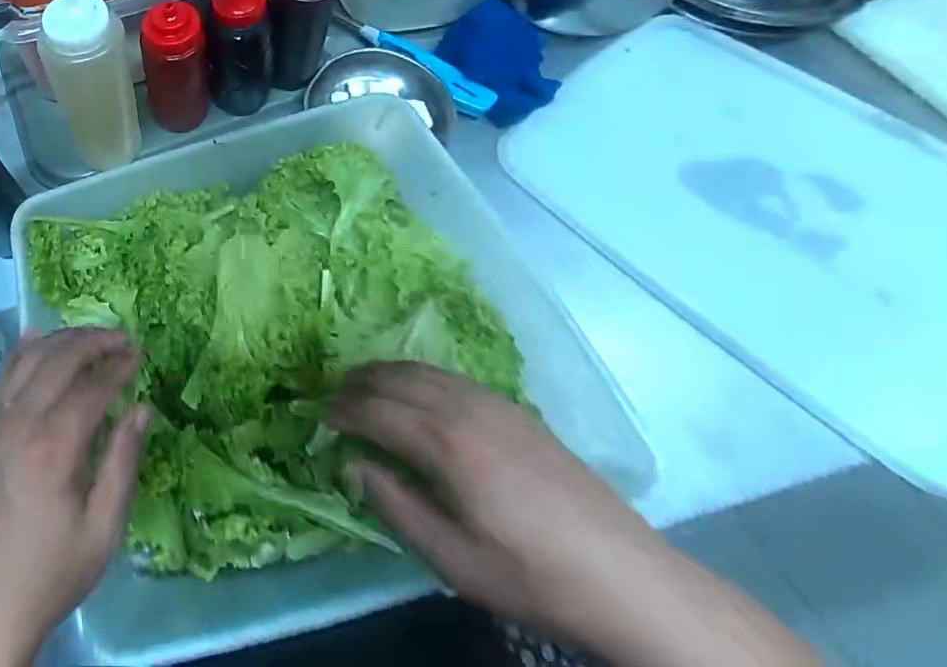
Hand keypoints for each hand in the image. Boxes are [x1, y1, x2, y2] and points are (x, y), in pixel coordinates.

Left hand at [0, 328, 148, 666]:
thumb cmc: (51, 572)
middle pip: (59, 360)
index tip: (140, 354)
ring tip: (92, 336)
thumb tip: (143, 407)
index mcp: (54, 447)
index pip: (92, 387)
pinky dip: (23, 350)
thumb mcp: (103, 528)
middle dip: (93, 341)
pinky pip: (3, 375)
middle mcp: (20, 423)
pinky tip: (37, 337)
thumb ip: (123, 461)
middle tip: (123, 338)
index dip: (119, 366)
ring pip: (29, 360)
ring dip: (62, 340)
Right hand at [330, 363, 819, 666]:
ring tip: (362, 388)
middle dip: (356, 384)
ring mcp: (493, 402)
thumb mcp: (453, 560)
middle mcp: (464, 408)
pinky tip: (415, 393)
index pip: (374, 411)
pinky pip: (449, 376)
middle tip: (333, 398)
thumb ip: (395, 506)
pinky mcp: (514, 408)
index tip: (320, 419)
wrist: (627, 576)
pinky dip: (416, 375)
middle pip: (394, 378)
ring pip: (422, 370)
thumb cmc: (531, 575)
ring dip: (384, 374)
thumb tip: (354, 464)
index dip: (341, 412)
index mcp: (445, 444)